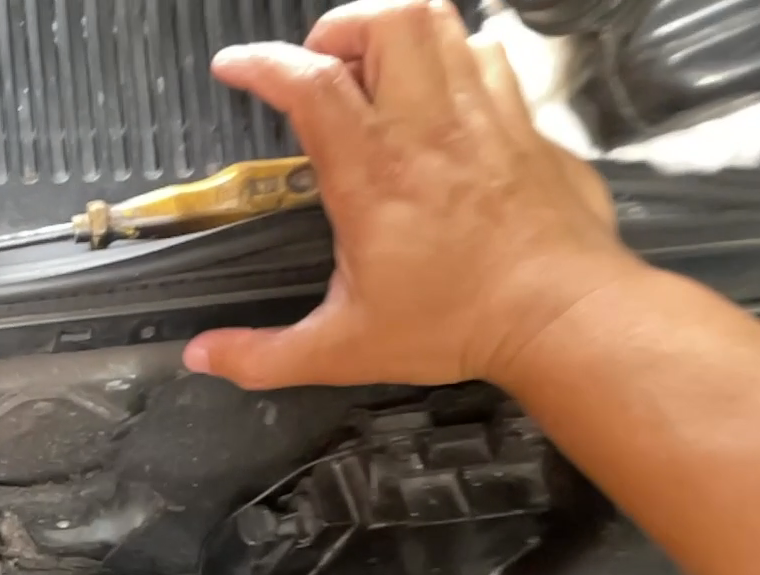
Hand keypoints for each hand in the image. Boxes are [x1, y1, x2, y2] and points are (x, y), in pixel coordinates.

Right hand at [183, 0, 650, 389]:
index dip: (262, 64)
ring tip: (364, 73)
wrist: (561, 316)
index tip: (231, 67)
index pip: (312, 84)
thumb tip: (198, 355)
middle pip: (385, 19)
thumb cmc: (448, 326)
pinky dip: (447, 55)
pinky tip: (431, 95)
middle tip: (314, 69)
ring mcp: (484, 114)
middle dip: (336, 28)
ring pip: (439, 20)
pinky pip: (484, 53)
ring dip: (391, 30)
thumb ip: (259, 355)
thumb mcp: (336, 351)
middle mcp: (428, 127)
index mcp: (372, 174)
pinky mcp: (524, 122)